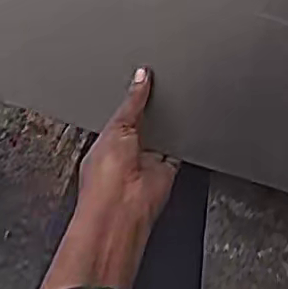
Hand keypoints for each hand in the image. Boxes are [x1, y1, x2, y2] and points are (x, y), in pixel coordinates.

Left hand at [34, 67, 180, 288]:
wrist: (123, 213)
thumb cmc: (104, 182)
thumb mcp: (116, 127)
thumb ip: (132, 101)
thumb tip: (140, 76)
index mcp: (106, 142)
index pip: (121, 112)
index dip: (131, 95)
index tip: (142, 76)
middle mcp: (126, 153)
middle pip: (143, 122)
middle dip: (150, 109)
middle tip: (158, 87)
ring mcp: (146, 162)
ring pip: (161, 135)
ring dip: (166, 124)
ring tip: (171, 104)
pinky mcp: (166, 170)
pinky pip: (177, 150)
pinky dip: (182, 141)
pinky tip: (183, 127)